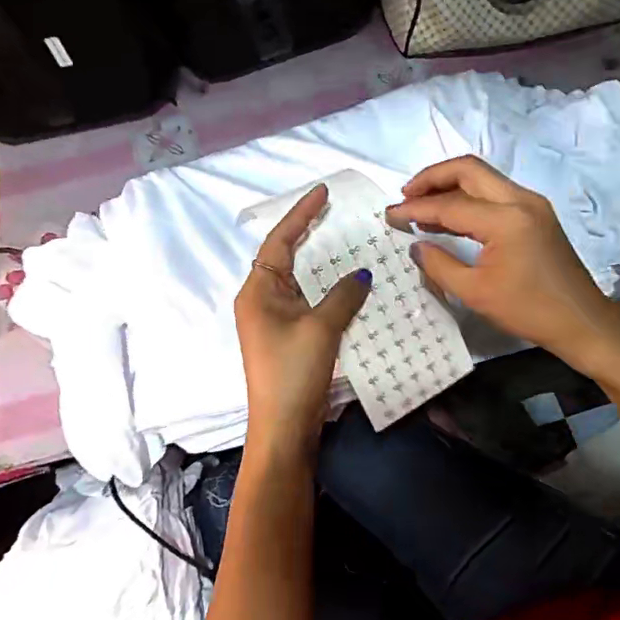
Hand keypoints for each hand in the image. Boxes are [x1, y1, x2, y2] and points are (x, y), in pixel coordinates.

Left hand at [235, 184, 371, 460]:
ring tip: (345, 241)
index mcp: (257, 291)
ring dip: (319, 263)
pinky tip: (348, 287)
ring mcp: (272, 321)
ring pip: (298, 281)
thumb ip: (343, 295)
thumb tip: (361, 274)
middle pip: (284, 257)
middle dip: (308, 233)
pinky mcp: (287, 338)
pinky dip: (325, 290)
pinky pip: (307, 303)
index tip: (322, 192)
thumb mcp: (321, 328)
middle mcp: (260, 300)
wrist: (283, 427)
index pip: (278, 241)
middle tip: (335, 212)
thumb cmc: (293, 372)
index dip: (301, 214)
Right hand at [387, 155, 619, 371]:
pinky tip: (450, 216)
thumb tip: (416, 245)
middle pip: (468, 169)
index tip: (389, 215)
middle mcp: (520, 200)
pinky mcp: (537, 214)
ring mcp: (532, 204)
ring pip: (483, 177)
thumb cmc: (527, 310)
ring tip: (421, 204)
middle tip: (405, 196)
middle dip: (432, 178)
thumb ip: (439, 264)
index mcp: (506, 219)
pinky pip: (495, 192)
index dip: (415, 208)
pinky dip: (468, 196)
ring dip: (450, 184)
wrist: (581, 321)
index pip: (450, 204)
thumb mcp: (475, 293)